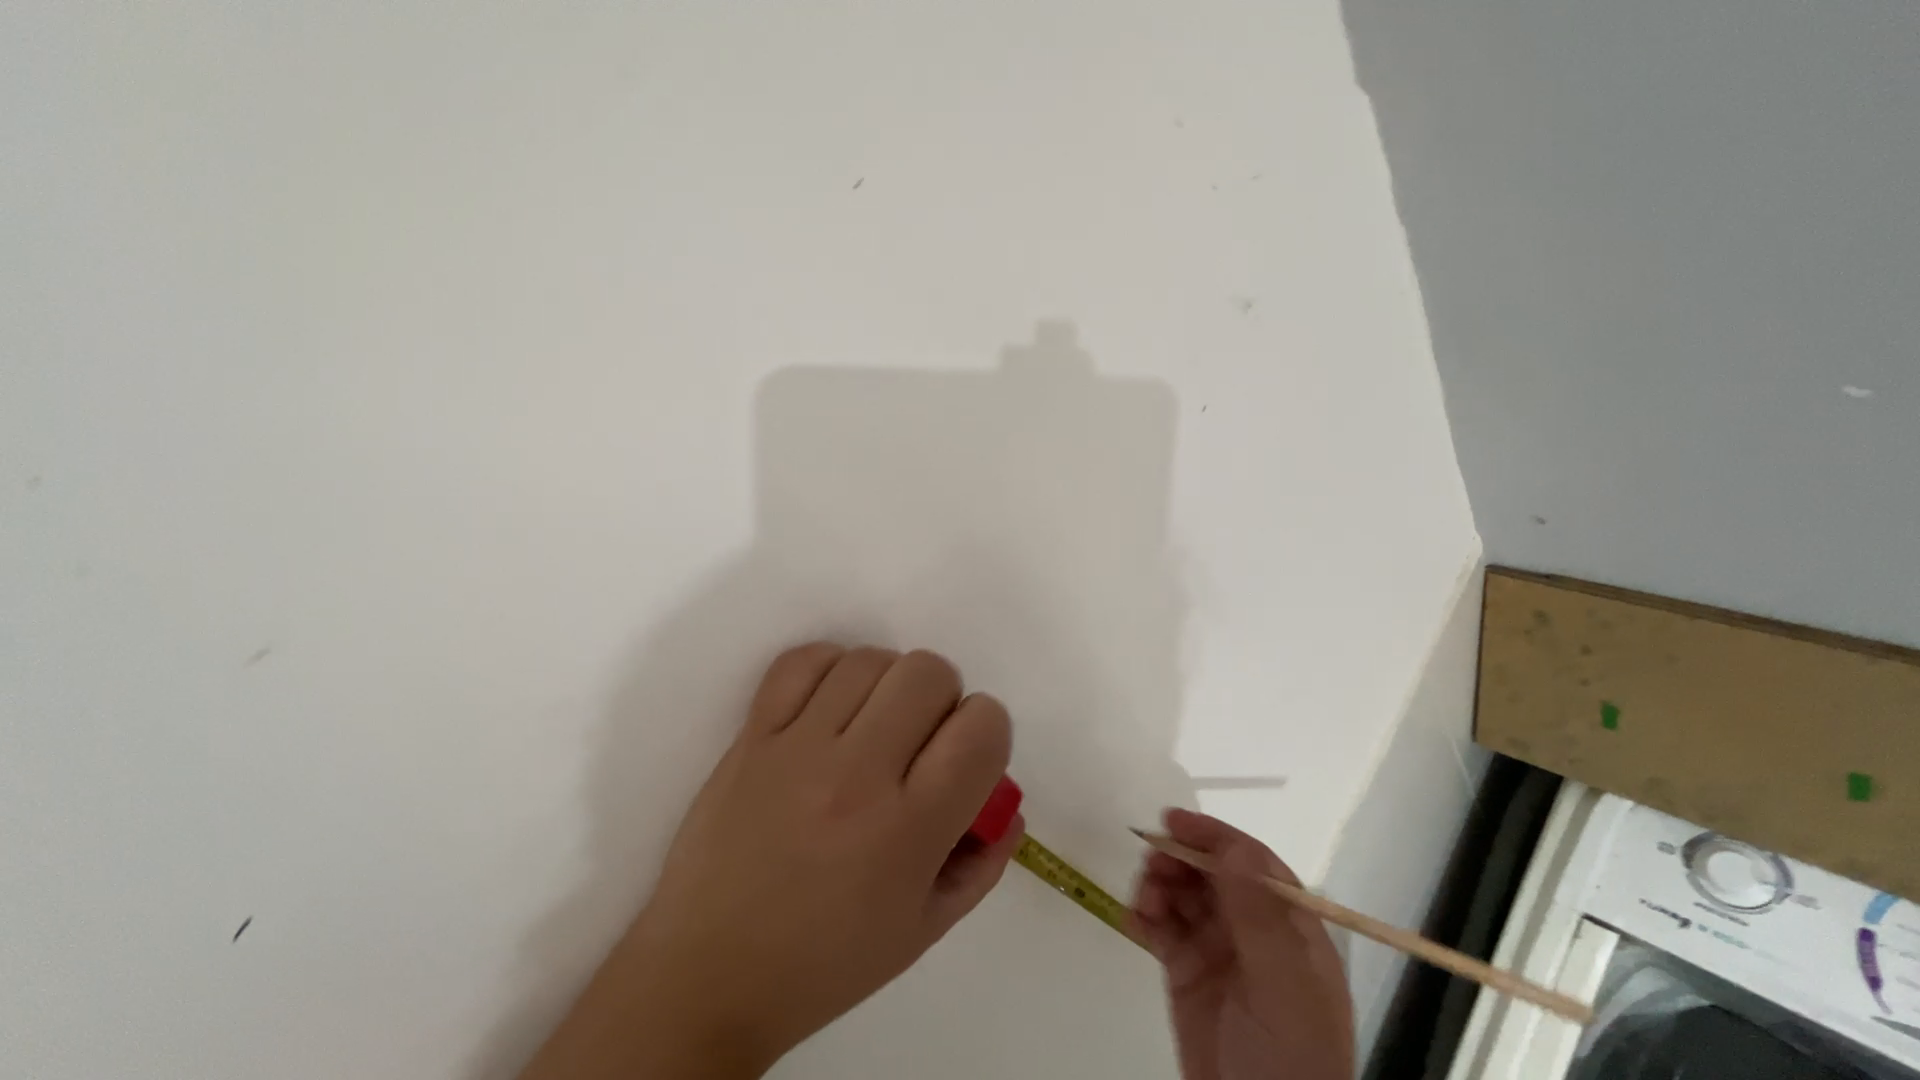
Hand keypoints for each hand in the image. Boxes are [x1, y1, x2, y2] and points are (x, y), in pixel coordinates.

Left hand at [520, 644, 1020, 1079]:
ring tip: (872, 726)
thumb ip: (981, 864)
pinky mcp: (750, 737)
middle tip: (921, 743)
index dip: (988, 732)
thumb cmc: (825, 964)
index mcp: (909, 831)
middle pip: (928, 673)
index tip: (968, 758)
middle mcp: (857, 775)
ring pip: (868, 660)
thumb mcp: (924, 930)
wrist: (708, 973)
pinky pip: (800, 661)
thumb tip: (1006, 805)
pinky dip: (828, 669)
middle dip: (943, 700)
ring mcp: (797, 748)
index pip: (981, 728)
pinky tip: (829, 706)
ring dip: (887, 684)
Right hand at [1133, 809, 1354, 1079]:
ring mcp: (1217, 952)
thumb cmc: (1290, 1055)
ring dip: (1159, 885)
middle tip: (1151, 863)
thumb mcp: (1283, 986)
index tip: (1173, 822)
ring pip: (1182, 896)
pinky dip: (1145, 915)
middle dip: (1180, 860)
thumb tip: (1233, 850)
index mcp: (1291, 927)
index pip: (1253, 864)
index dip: (1215, 838)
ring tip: (1143, 902)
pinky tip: (1133, 919)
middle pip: (1212, 874)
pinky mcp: (1185, 974)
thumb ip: (1259, 917)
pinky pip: (1161, 929)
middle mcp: (1254, 932)